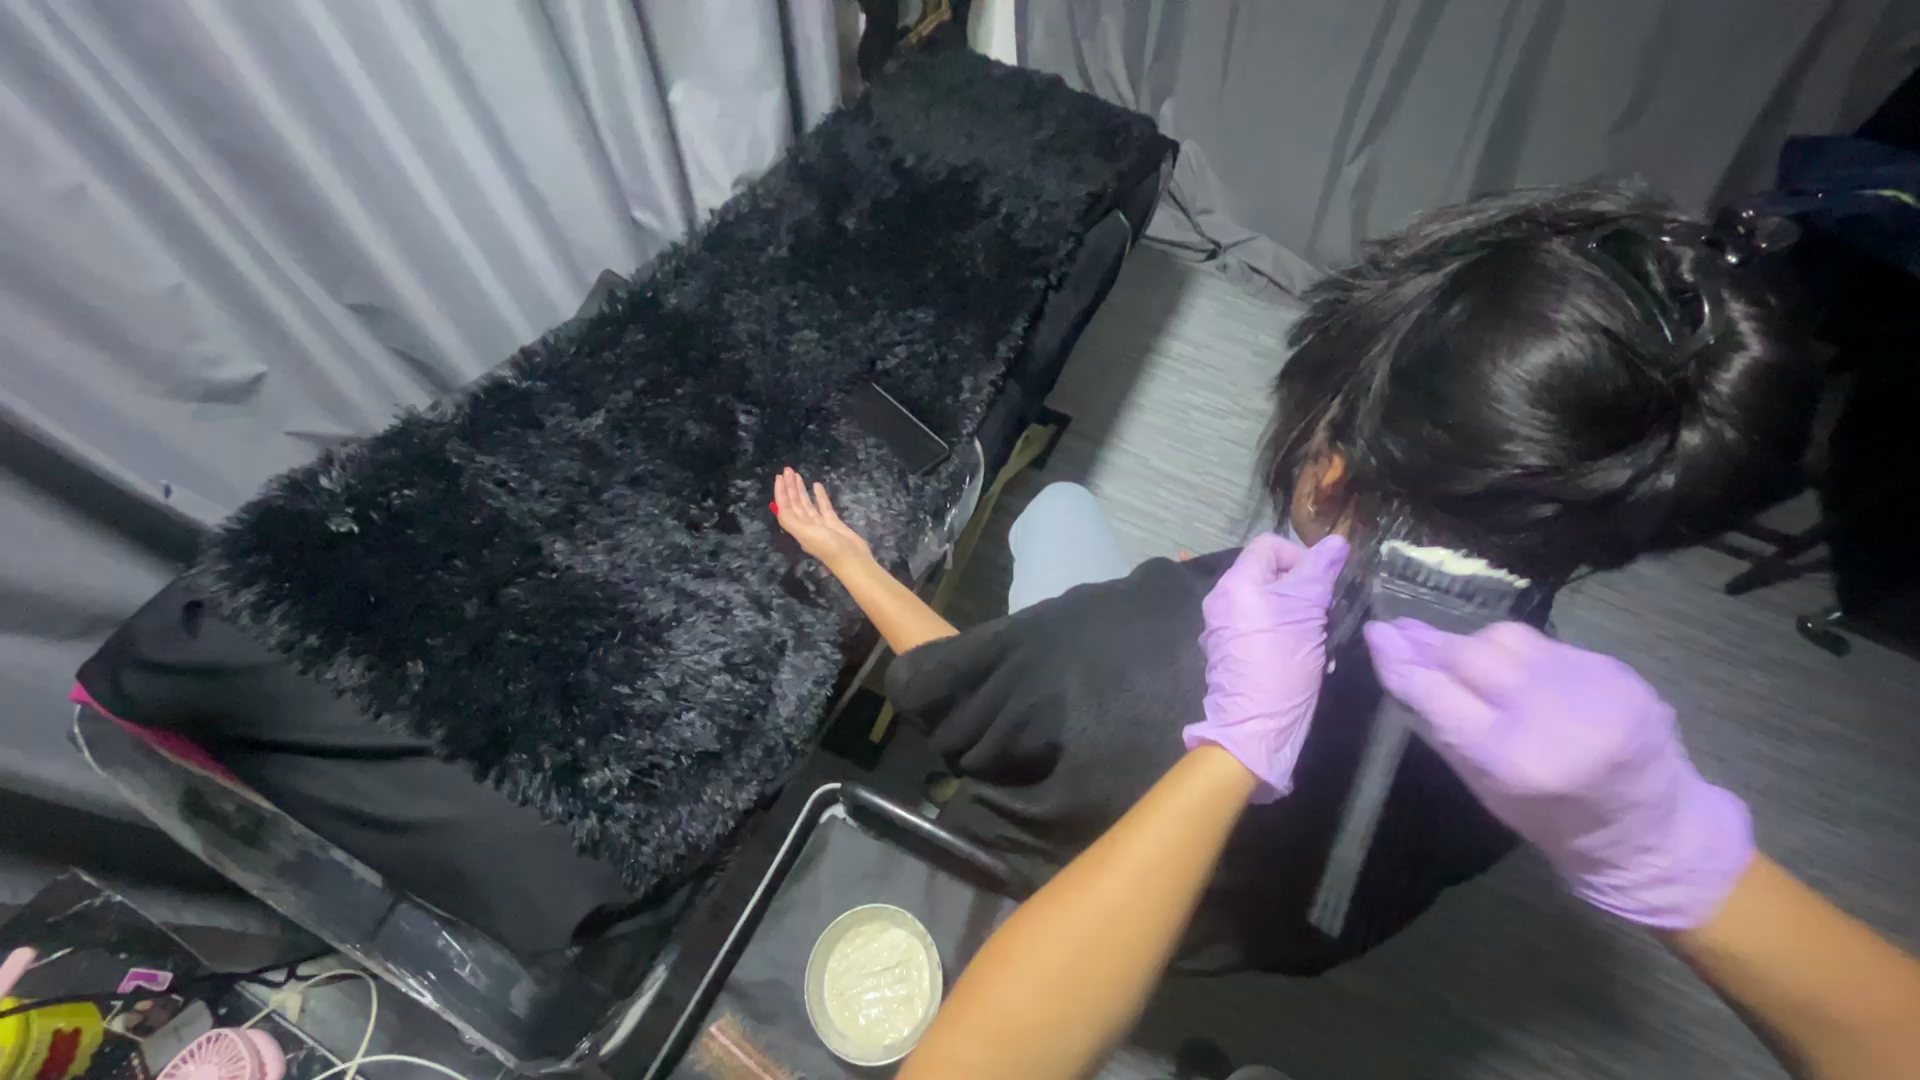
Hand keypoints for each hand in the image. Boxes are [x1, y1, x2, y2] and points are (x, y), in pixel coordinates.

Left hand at [772, 467, 872, 570]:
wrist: (852, 559)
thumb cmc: (827, 546)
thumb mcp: (804, 533)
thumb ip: (790, 519)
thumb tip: (777, 505)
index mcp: (797, 527)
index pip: (785, 506)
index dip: (781, 492)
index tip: (780, 477)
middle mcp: (805, 525)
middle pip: (794, 502)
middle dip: (790, 486)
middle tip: (788, 470)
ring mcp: (819, 523)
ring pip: (806, 503)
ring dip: (801, 489)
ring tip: (797, 475)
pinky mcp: (833, 522)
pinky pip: (823, 506)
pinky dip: (819, 496)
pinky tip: (817, 485)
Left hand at [1182, 533, 1348, 802]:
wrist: (1254, 729)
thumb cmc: (1281, 666)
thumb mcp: (1309, 614)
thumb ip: (1320, 573)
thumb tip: (1335, 542)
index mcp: (1235, 584)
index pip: (1268, 545)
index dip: (1300, 556)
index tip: (1323, 584)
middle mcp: (1221, 600)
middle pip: (1268, 575)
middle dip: (1302, 592)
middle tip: (1324, 616)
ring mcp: (1223, 628)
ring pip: (1269, 604)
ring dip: (1299, 618)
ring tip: (1318, 643)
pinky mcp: (1229, 652)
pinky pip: (1260, 629)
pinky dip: (1284, 636)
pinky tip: (1305, 660)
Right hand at [1363, 620, 1753, 928]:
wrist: (1652, 832)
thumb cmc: (1546, 816)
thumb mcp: (1477, 780)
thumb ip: (1435, 719)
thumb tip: (1394, 658)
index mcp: (1509, 758)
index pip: (1435, 692)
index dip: (1400, 660)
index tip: (1376, 632)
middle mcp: (1552, 716)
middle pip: (1470, 653)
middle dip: (1433, 644)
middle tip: (1406, 635)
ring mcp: (1592, 688)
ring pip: (1506, 638)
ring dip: (1477, 646)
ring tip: (1471, 665)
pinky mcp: (1619, 672)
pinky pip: (1546, 645)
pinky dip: (1521, 656)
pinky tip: (1524, 677)